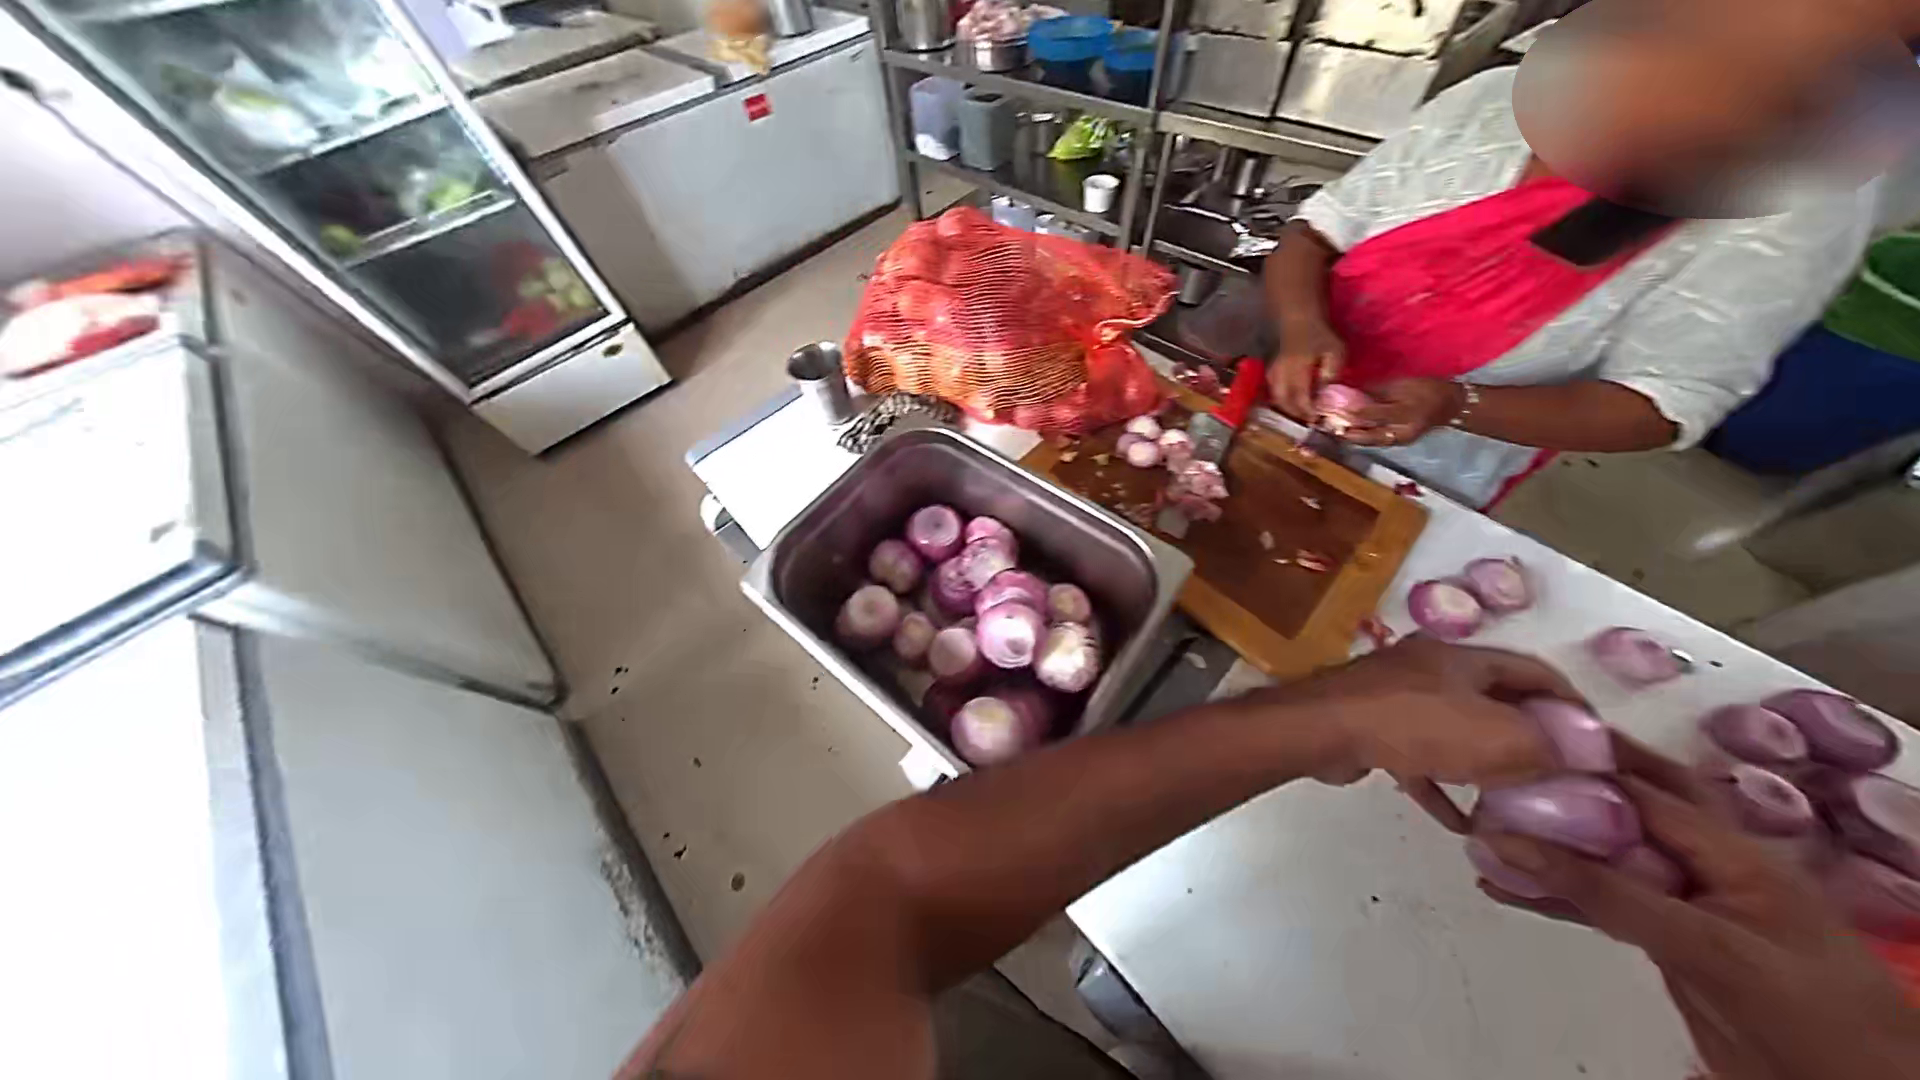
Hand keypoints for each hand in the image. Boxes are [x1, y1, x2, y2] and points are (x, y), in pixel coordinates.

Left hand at [1240, 639, 1575, 817]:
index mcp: (1460, 658)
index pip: (1534, 672)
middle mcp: (1425, 671)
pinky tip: (1459, 823)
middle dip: (1526, 741)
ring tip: (1515, 806)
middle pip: (1492, 703)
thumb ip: (1551, 744)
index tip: (1599, 747)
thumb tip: (1589, 751)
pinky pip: (1416, 758)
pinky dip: (1439, 787)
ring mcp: (1391, 698)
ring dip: (1483, 768)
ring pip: (1453, 733)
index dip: (1573, 706)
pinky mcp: (1368, 727)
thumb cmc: (1415, 725)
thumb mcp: (1501, 736)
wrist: (1322, 730)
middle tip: (1557, 781)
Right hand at [1269, 318, 1346, 422]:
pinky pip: (1273, 392)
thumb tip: (1326, 392)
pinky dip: (1281, 401)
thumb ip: (1331, 372)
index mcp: (1297, 369)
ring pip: (1276, 398)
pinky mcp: (1271, 373)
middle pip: (1284, 401)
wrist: (1300, 321)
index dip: (1307, 410)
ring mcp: (1273, 373)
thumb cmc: (1320, 336)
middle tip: (1308, 422)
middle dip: (1296, 414)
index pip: (1300, 396)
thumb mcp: (1335, 351)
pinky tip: (1289, 404)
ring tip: (1299, 415)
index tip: (1316, 420)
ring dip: (1287, 409)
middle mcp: (1281, 374)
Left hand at [1344, 378, 1466, 447]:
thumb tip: (1351, 394)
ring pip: (1370, 441)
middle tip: (1328, 428)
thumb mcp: (1402, 385)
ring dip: (1351, 438)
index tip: (1334, 409)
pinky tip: (1348, 434)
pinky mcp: (1398, 442)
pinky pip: (1376, 442)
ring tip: (1333, 432)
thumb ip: (1376, 392)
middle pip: (1368, 435)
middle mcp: (1401, 430)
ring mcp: (1400, 439)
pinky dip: (1361, 439)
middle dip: (1347, 432)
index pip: (1373, 415)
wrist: (1451, 405)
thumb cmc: (1427, 389)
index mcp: (1405, 412)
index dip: (1352, 412)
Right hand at [1480, 746, 1919, 1079]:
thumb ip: (1602, 891)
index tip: (1512, 738)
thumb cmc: (1806, 1015)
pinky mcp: (1664, 939)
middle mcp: (1704, 867)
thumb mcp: (1704, 947)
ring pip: (1598, 856)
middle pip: (1622, 809)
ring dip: (1543, 845)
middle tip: (1499, 765)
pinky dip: (1548, 893)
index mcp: (1732, 853)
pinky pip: (1594, 902)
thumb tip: (1501, 838)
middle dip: (1562, 789)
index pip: (1641, 789)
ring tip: (1480, 831)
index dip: (1580, 761)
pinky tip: (1501, 886)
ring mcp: (1683, 904)